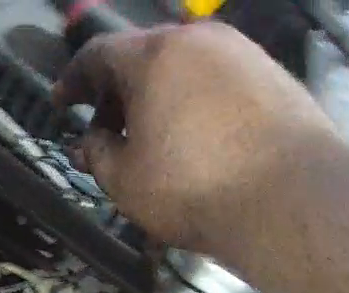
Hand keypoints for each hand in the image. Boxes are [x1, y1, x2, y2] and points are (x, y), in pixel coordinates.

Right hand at [54, 24, 341, 255]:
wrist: (287, 196)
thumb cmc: (191, 187)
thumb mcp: (125, 180)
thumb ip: (98, 154)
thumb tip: (89, 142)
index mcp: (153, 57)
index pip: (98, 53)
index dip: (73, 80)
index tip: (61, 103)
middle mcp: (198, 39)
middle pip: (143, 55)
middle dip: (117, 91)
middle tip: (105, 130)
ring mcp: (241, 52)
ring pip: (183, 66)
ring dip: (157, 96)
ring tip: (149, 138)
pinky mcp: (272, 74)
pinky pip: (216, 80)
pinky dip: (192, 102)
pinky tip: (192, 139)